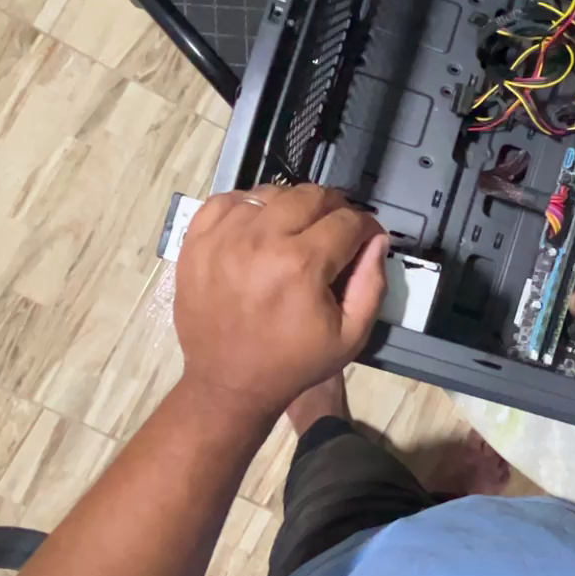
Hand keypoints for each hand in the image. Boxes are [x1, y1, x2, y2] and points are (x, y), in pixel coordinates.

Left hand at [173, 185, 387, 418]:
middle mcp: (261, 240)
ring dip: (295, 206)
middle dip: (335, 209)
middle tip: (339, 231)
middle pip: (311, 196)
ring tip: (300, 231)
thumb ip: (372, 283)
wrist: (230, 382)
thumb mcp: (352, 335)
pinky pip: (229, 200)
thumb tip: (377, 240)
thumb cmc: (295, 362)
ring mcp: (224, 236)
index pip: (348, 220)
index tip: (369, 239)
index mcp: (302, 264)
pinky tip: (262, 227)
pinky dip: (252, 206)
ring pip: (272, 193)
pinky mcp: (197, 240)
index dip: (367, 227)